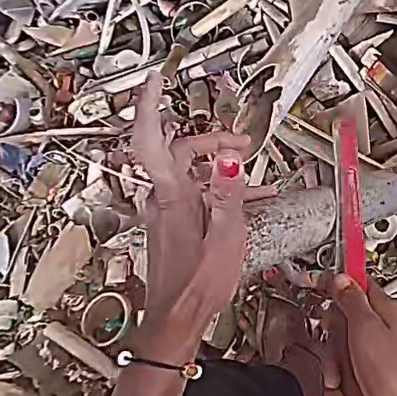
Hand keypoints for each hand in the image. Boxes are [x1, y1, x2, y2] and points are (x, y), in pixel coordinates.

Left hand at [130, 73, 247, 360]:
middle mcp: (163, 199)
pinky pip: (196, 192)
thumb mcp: (226, 237)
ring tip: (249, 164)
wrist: (179, 316)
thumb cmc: (197, 285)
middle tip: (240, 139)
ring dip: (219, 162)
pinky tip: (246, 194)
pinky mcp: (175, 222)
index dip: (147, 104)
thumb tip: (232, 158)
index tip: (154, 79)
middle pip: (180, 150)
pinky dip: (219, 187)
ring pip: (190, 170)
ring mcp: (167, 210)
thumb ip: (230, 193)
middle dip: (212, 138)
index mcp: (171, 197)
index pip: (150, 139)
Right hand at [325, 275, 396, 395]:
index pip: (359, 288)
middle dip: (331, 351)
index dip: (339, 287)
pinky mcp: (371, 388)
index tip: (321, 288)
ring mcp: (375, 364)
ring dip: (335, 383)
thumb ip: (352, 302)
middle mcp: (381, 337)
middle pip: (341, 331)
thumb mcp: (366, 329)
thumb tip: (342, 279)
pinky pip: (345, 389)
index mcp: (383, 314)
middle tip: (334, 363)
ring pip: (340, 363)